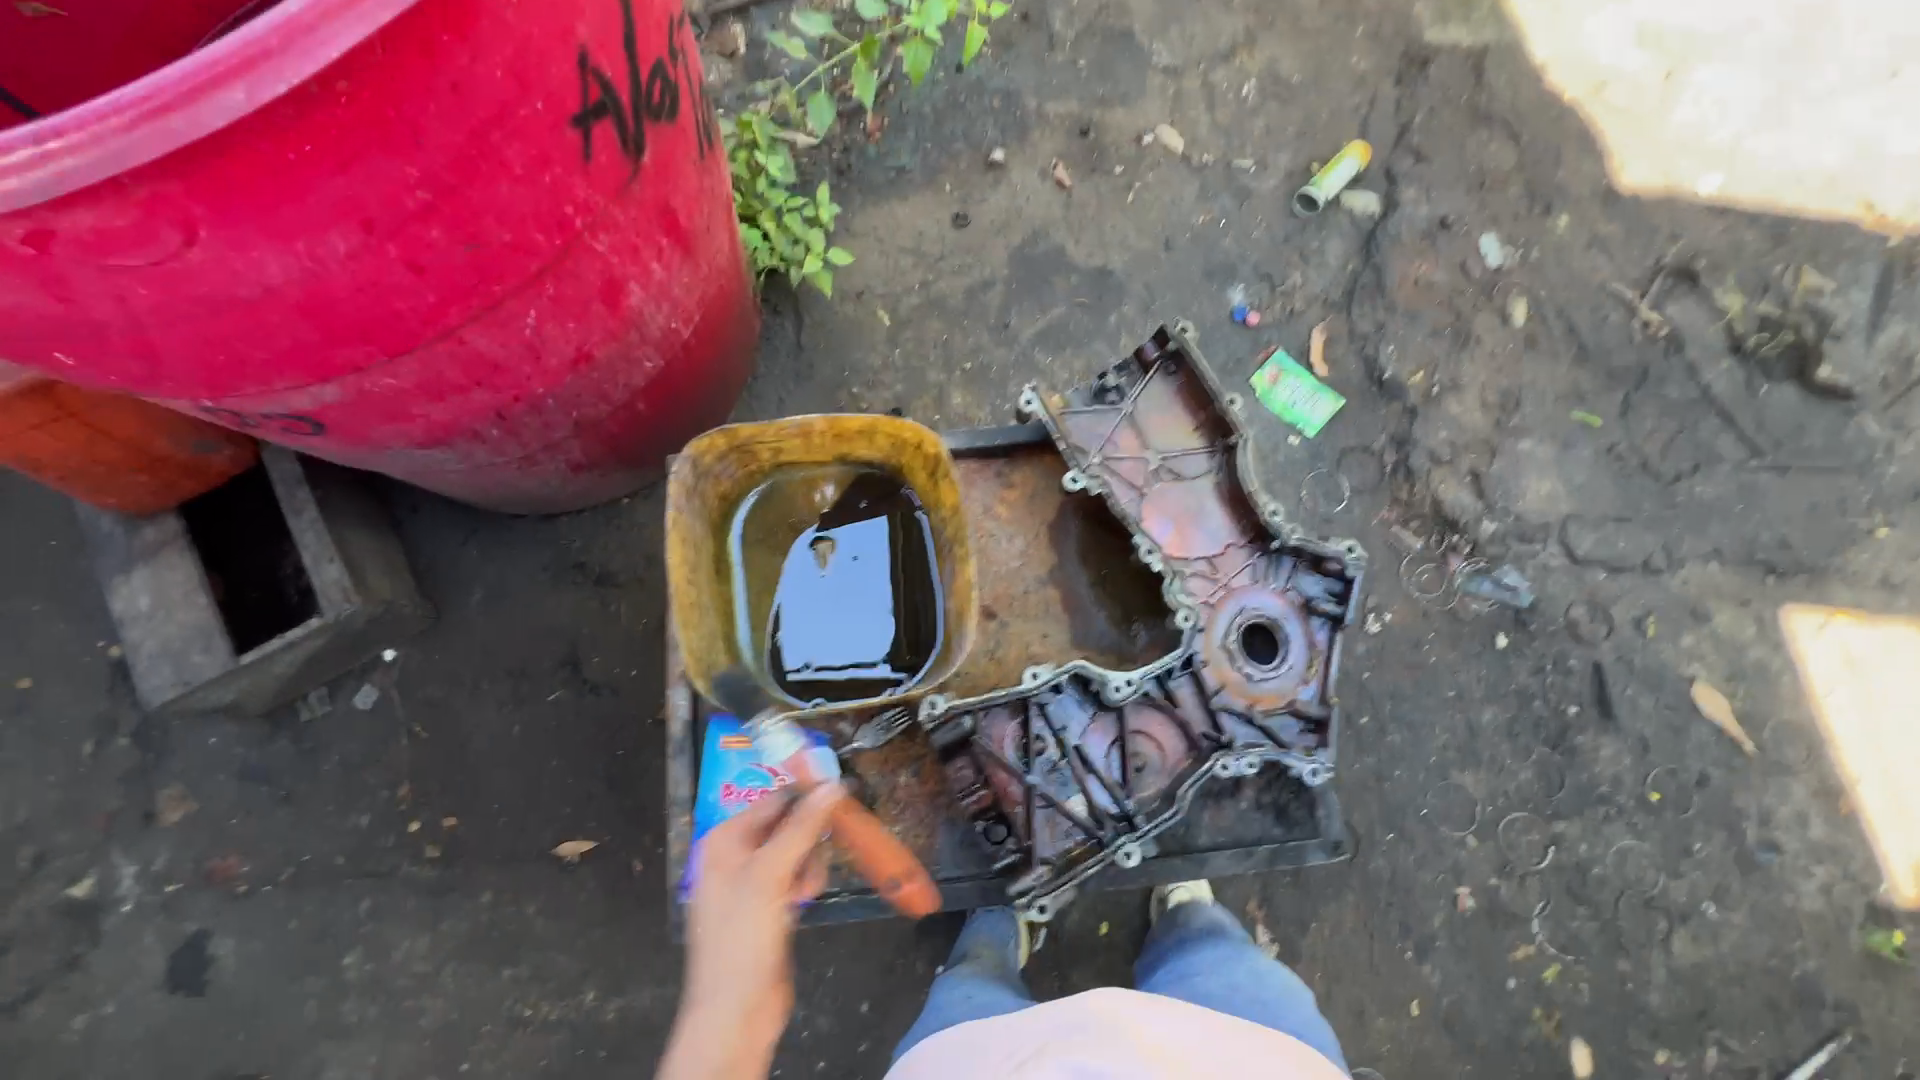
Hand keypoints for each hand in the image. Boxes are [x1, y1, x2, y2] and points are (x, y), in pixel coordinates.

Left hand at [656, 783, 841, 1079]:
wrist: (736, 1011)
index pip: (775, 800)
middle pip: (791, 823)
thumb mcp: (771, 874)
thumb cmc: (743, 937)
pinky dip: (806, 884)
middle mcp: (737, 853)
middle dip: (808, 842)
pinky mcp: (770, 904)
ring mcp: (753, 880)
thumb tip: (832, 783)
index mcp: (725, 838)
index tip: (845, 794)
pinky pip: (798, 875)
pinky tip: (804, 903)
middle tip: (813, 862)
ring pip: (799, 850)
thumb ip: (802, 826)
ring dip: (810, 866)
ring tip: (804, 893)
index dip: (808, 796)